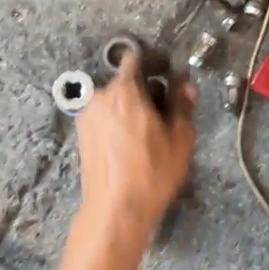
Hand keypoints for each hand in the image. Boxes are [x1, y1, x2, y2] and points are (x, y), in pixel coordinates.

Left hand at [73, 49, 196, 236]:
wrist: (115, 211)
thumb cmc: (151, 173)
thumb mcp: (180, 138)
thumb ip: (183, 105)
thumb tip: (185, 85)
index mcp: (124, 92)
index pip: (136, 58)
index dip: (156, 63)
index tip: (170, 77)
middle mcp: (100, 98)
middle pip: (127, 82)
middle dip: (147, 91)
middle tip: (167, 113)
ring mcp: (87, 118)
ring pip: (116, 102)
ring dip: (133, 108)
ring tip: (151, 134)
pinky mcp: (82, 136)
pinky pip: (106, 118)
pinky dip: (119, 123)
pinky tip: (133, 146)